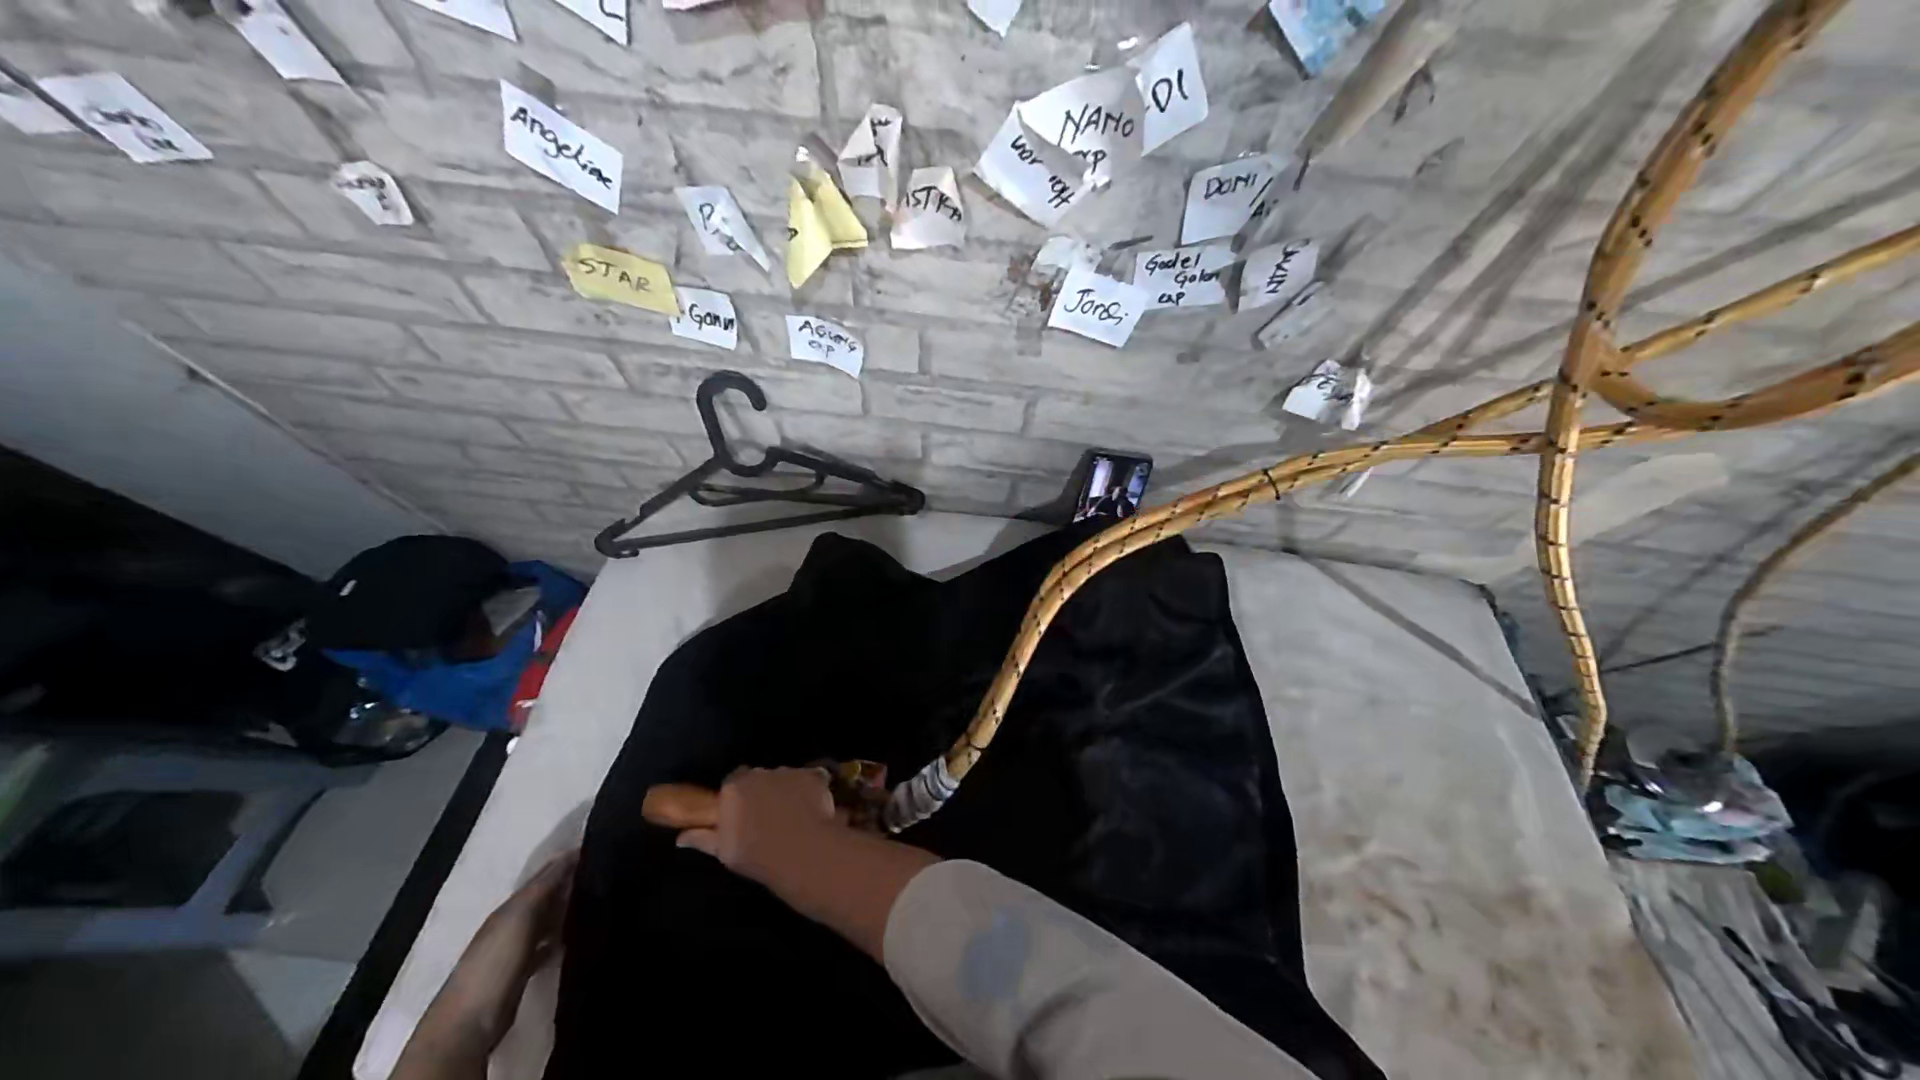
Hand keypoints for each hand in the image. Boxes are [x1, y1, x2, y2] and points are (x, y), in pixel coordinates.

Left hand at [399, 849, 576, 1075]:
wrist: (471, 1019)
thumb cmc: (496, 960)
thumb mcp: (520, 915)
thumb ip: (543, 886)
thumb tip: (571, 854)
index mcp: (510, 906)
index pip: (544, 875)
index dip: (567, 861)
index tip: (597, 847)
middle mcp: (512, 922)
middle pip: (545, 896)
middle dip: (569, 883)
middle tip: (604, 872)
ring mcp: (515, 948)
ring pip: (547, 920)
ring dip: (565, 910)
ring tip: (596, 900)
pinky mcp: (522, 971)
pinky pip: (546, 945)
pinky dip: (559, 937)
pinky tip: (576, 937)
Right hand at [674, 767, 840, 886]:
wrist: (801, 851)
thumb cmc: (756, 854)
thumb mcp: (724, 851)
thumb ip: (702, 838)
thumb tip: (680, 838)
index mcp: (734, 788)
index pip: (733, 782)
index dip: (739, 796)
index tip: (743, 812)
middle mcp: (759, 773)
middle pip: (758, 777)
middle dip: (762, 791)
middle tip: (767, 815)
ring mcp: (788, 772)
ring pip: (784, 777)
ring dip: (785, 789)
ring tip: (793, 813)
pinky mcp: (813, 775)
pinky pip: (810, 777)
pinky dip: (810, 787)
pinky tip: (813, 806)